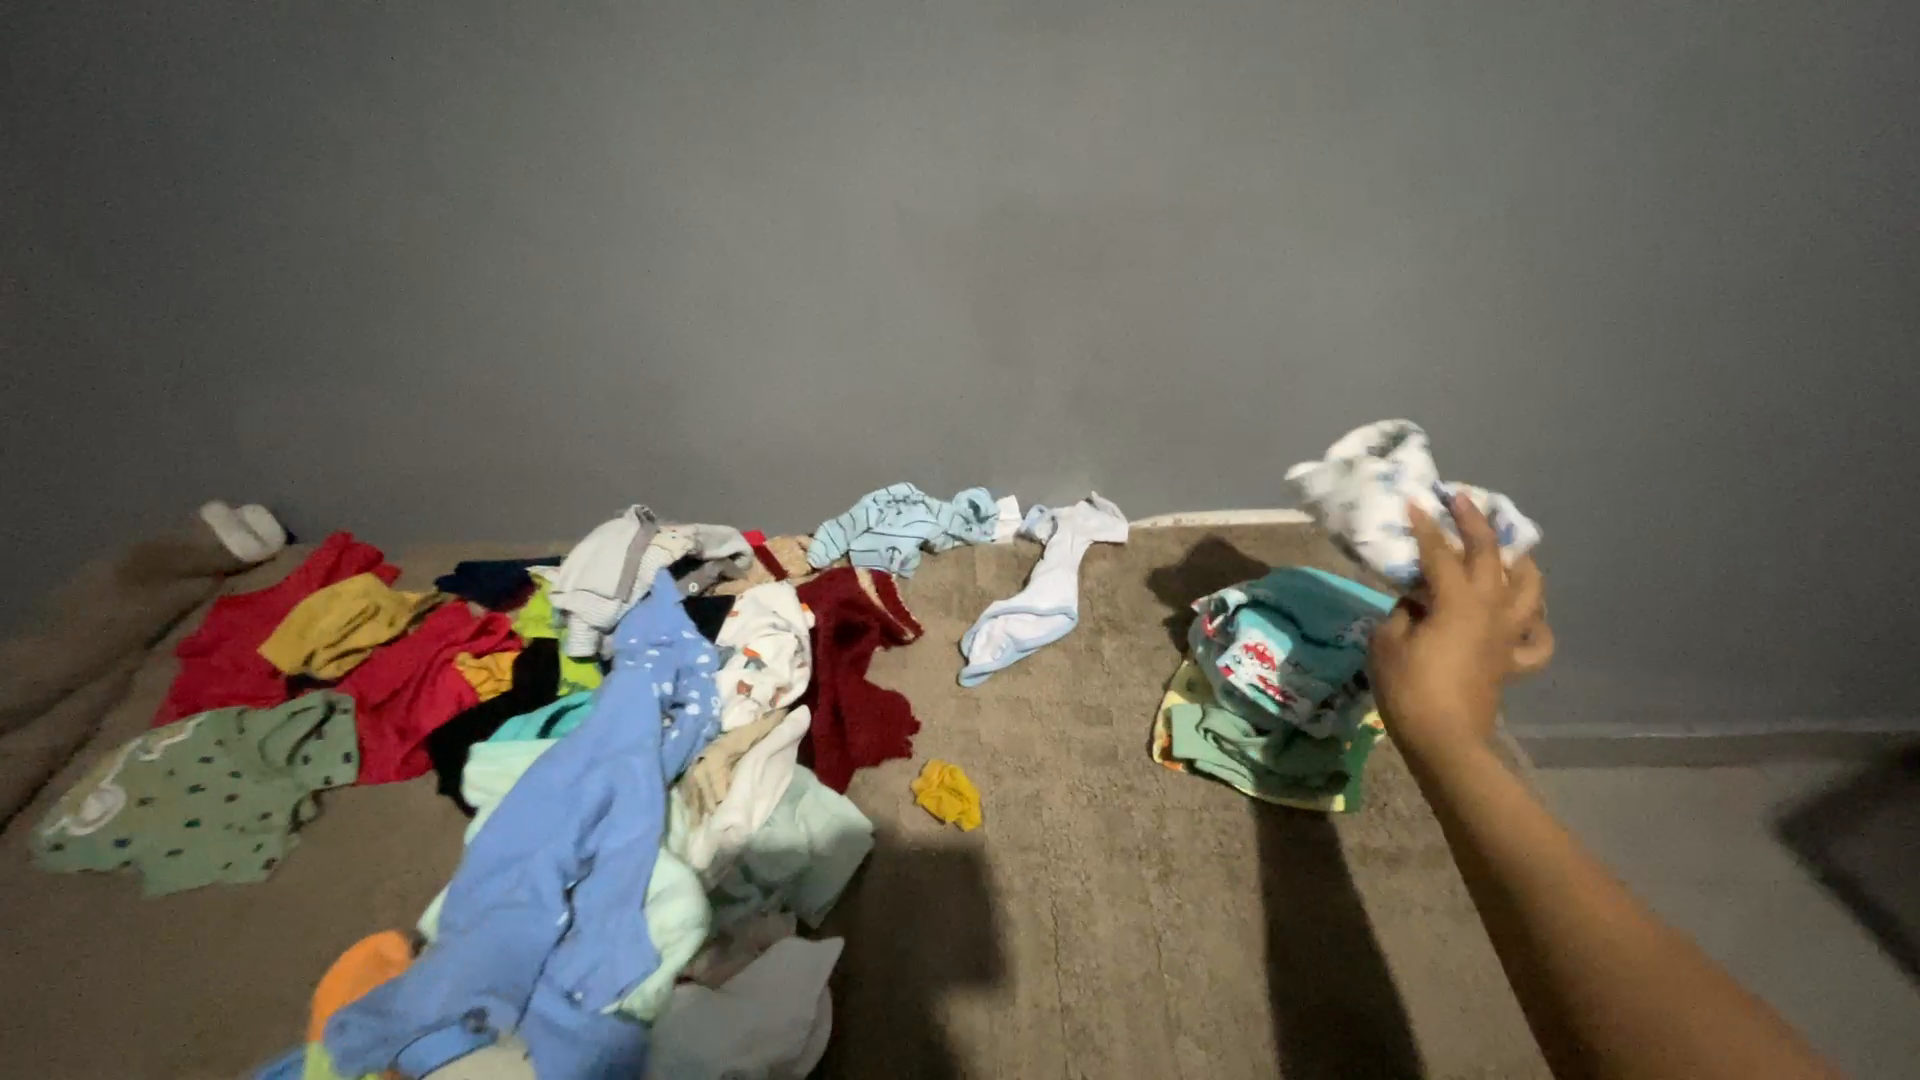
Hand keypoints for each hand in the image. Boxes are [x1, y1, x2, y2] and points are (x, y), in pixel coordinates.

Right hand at [1368, 495, 1550, 755]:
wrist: (1445, 739)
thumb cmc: (1409, 688)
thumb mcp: (1386, 641)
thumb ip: (1402, 611)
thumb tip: (1416, 601)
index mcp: (1458, 601)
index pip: (1440, 553)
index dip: (1425, 527)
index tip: (1414, 503)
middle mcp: (1492, 610)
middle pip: (1490, 557)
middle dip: (1475, 524)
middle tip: (1461, 501)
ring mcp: (1508, 635)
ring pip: (1529, 589)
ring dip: (1519, 562)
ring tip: (1508, 549)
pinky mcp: (1512, 661)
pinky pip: (1537, 638)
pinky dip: (1535, 622)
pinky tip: (1524, 616)